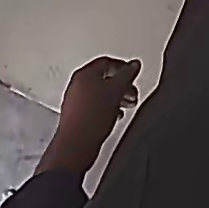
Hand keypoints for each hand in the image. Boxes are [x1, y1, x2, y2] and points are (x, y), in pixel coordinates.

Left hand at [37, 56, 141, 174]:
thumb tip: (134, 64)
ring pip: (99, 92)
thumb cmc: (91, 118)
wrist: (76, 145)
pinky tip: (114, 116)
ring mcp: (75, 100)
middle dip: (120, 84)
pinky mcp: (76, 115)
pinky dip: (106, 108)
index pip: (106, 62)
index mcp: (85, 74)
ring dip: (115, 97)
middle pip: (103, 78)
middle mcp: (77, 84)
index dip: (123, 67)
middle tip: (131, 91)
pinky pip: (94, 106)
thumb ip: (126, 75)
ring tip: (126, 105)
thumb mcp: (116, 91)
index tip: (133, 72)